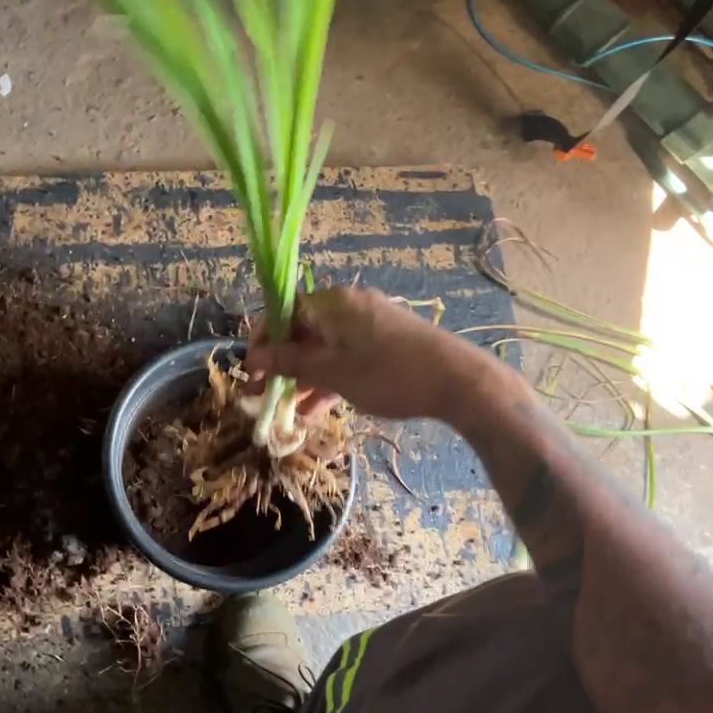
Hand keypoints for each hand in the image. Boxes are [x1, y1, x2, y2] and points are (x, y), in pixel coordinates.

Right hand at [248, 286, 511, 423]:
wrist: (460, 382)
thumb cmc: (388, 374)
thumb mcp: (332, 373)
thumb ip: (289, 363)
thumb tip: (252, 359)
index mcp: (332, 303)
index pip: (282, 312)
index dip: (263, 342)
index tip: (251, 373)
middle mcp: (348, 306)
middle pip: (302, 330)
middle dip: (281, 364)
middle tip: (264, 394)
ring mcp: (369, 323)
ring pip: (324, 347)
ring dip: (304, 376)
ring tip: (288, 410)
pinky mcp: (385, 342)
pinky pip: (345, 355)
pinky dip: (329, 378)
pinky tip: (316, 410)